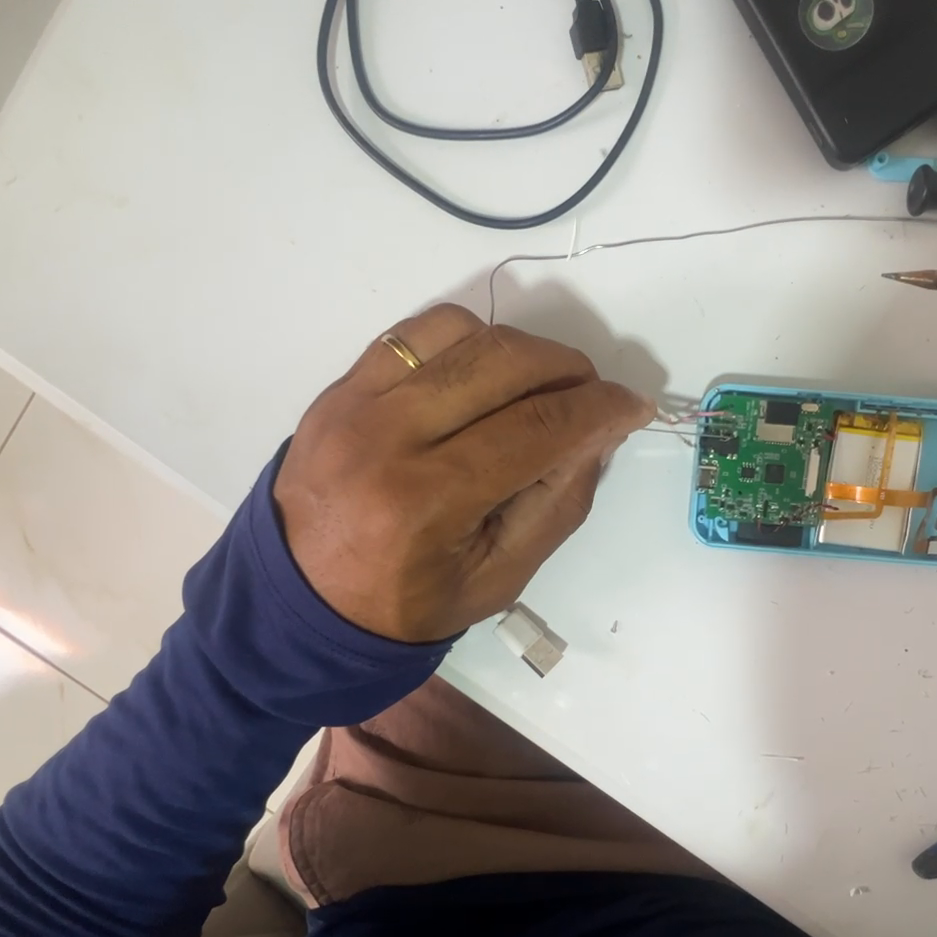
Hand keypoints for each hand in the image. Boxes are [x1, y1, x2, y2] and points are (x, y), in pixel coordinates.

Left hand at [274, 304, 652, 642]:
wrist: (303, 603)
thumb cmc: (410, 604)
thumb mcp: (500, 576)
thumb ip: (558, 502)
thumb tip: (598, 431)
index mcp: (426, 502)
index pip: (536, 429)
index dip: (599, 410)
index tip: (633, 406)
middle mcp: (385, 438)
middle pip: (503, 363)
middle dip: (568, 370)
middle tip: (590, 396)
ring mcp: (354, 403)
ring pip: (462, 332)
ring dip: (520, 351)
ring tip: (537, 388)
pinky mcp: (339, 387)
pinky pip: (418, 332)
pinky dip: (467, 341)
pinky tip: (481, 377)